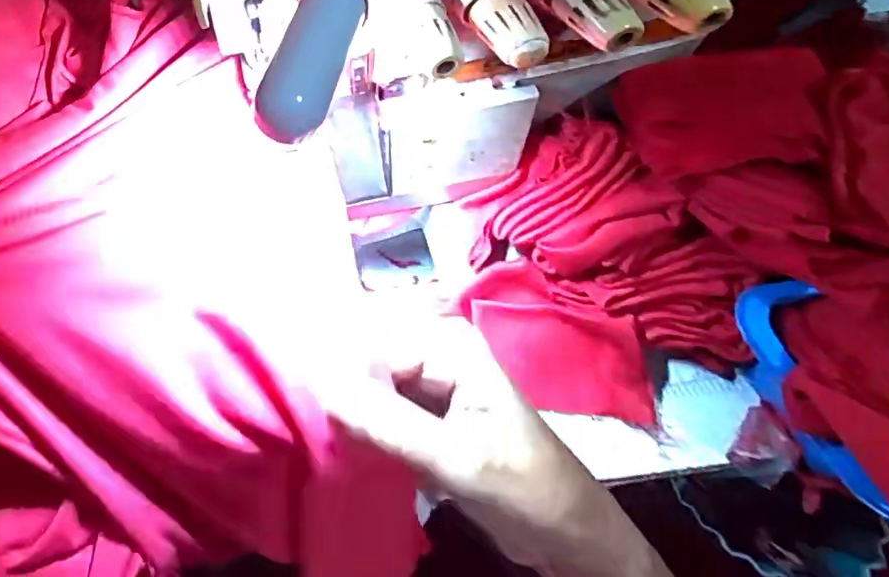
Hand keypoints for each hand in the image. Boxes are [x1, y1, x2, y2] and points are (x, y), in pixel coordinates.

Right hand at [326, 314, 670, 576]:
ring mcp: (430, 384)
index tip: (315, 408)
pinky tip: (350, 446)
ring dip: (352, 414)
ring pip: (371, 388)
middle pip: (369, 364)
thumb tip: (322, 391)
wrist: (574, 543)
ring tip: (330, 437)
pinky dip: (365, 429)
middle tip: (321, 427)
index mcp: (448, 345)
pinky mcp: (426, 415)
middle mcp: (435, 353)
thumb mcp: (458, 459)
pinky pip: (381, 411)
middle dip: (345, 394)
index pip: (373, 348)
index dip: (341, 377)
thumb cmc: (527, 491)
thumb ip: (389, 424)